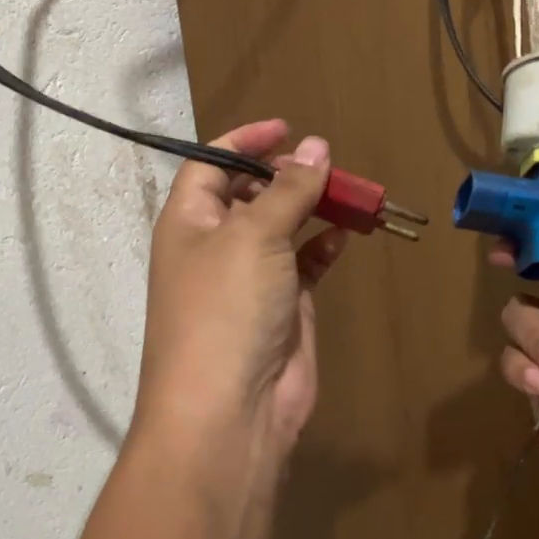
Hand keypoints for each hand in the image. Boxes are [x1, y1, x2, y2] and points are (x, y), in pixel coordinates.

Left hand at [135, 119, 346, 455]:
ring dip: (314, 207)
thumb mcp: (255, 237)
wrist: (231, 410)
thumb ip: (290, 190)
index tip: (288, 128)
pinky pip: (308, 263)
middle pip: (252, 194)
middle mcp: (217, 246)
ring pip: (286, 227)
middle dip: (287, 175)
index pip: (211, 166)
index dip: (245, 142)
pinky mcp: (285, 306)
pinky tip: (346, 235)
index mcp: (189, 223)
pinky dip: (326, 246)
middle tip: (328, 162)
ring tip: (349, 192)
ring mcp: (252, 278)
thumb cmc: (226, 310)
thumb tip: (317, 146)